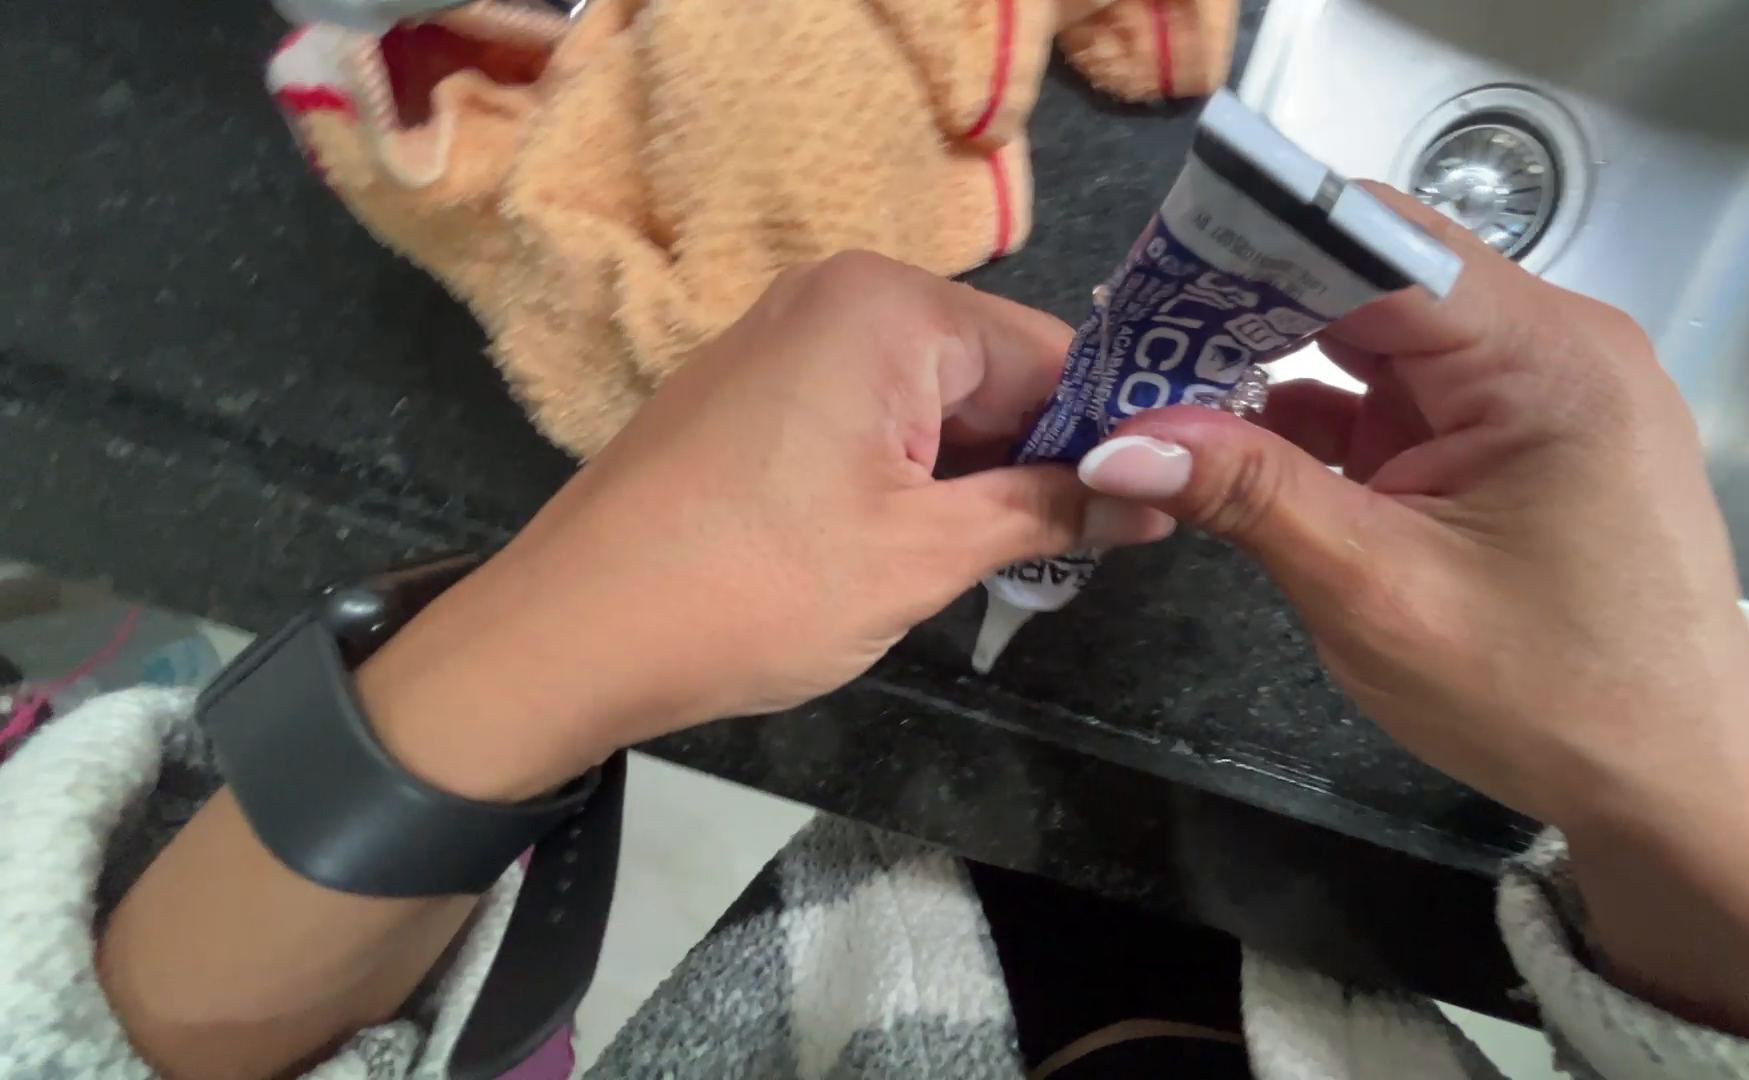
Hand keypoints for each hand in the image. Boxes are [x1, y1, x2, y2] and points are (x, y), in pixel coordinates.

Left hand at [355, 253, 1171, 799]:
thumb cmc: (760, 587)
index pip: (1049, 356)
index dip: (1103, 435)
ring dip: (973, 477)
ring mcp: (790, 340)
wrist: (570, 637)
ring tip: (993, 555)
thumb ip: (1049, 512)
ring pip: (932, 404)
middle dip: (1033, 462)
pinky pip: (872, 417)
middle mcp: (840, 298)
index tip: (1141, 505)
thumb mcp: (925, 554)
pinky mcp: (759, 393)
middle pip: (989, 376)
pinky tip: (916, 536)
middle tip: (1073, 550)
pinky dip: (912, 474)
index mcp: (891, 308)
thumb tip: (1155, 499)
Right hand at [1076, 186, 1748, 1056]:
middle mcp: (1534, 351)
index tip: (1150, 273)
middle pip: (1363, 284)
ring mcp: (1505, 398)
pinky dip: (1291, 416)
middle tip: (1130, 337)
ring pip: (1357, 341)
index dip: (1257, 243)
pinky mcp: (1477, 443)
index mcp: (1540, 360)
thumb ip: (1244, 496)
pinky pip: (1368, 401)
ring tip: (1154, 382)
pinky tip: (1220, 439)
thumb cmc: (1537, 692)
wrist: (1658, 785)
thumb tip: (1115, 445)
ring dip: (1258, 361)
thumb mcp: (1370, 588)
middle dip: (1242, 306)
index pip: (1379, 247)